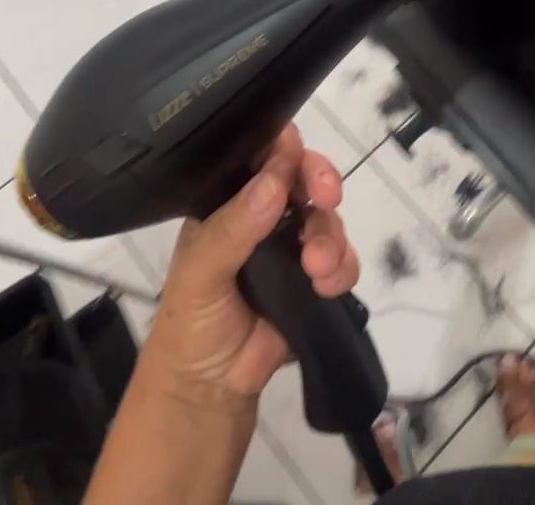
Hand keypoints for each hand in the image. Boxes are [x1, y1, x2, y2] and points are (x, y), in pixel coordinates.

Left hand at [139, 124, 358, 407]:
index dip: (283, 148)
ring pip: (326, 216)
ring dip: (330, 236)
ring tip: (317, 269)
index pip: (260, 155)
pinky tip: (326, 287)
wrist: (211, 387)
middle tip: (327, 197)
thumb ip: (234, 226)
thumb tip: (274, 181)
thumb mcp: (201, 270)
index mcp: (229, 200)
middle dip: (321, 180)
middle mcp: (264, 213)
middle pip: (303, 175)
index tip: (297, 158)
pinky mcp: (315, 276)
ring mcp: (291, 243)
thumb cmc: (191, 320)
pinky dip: (343, 267)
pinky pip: (343, 257)